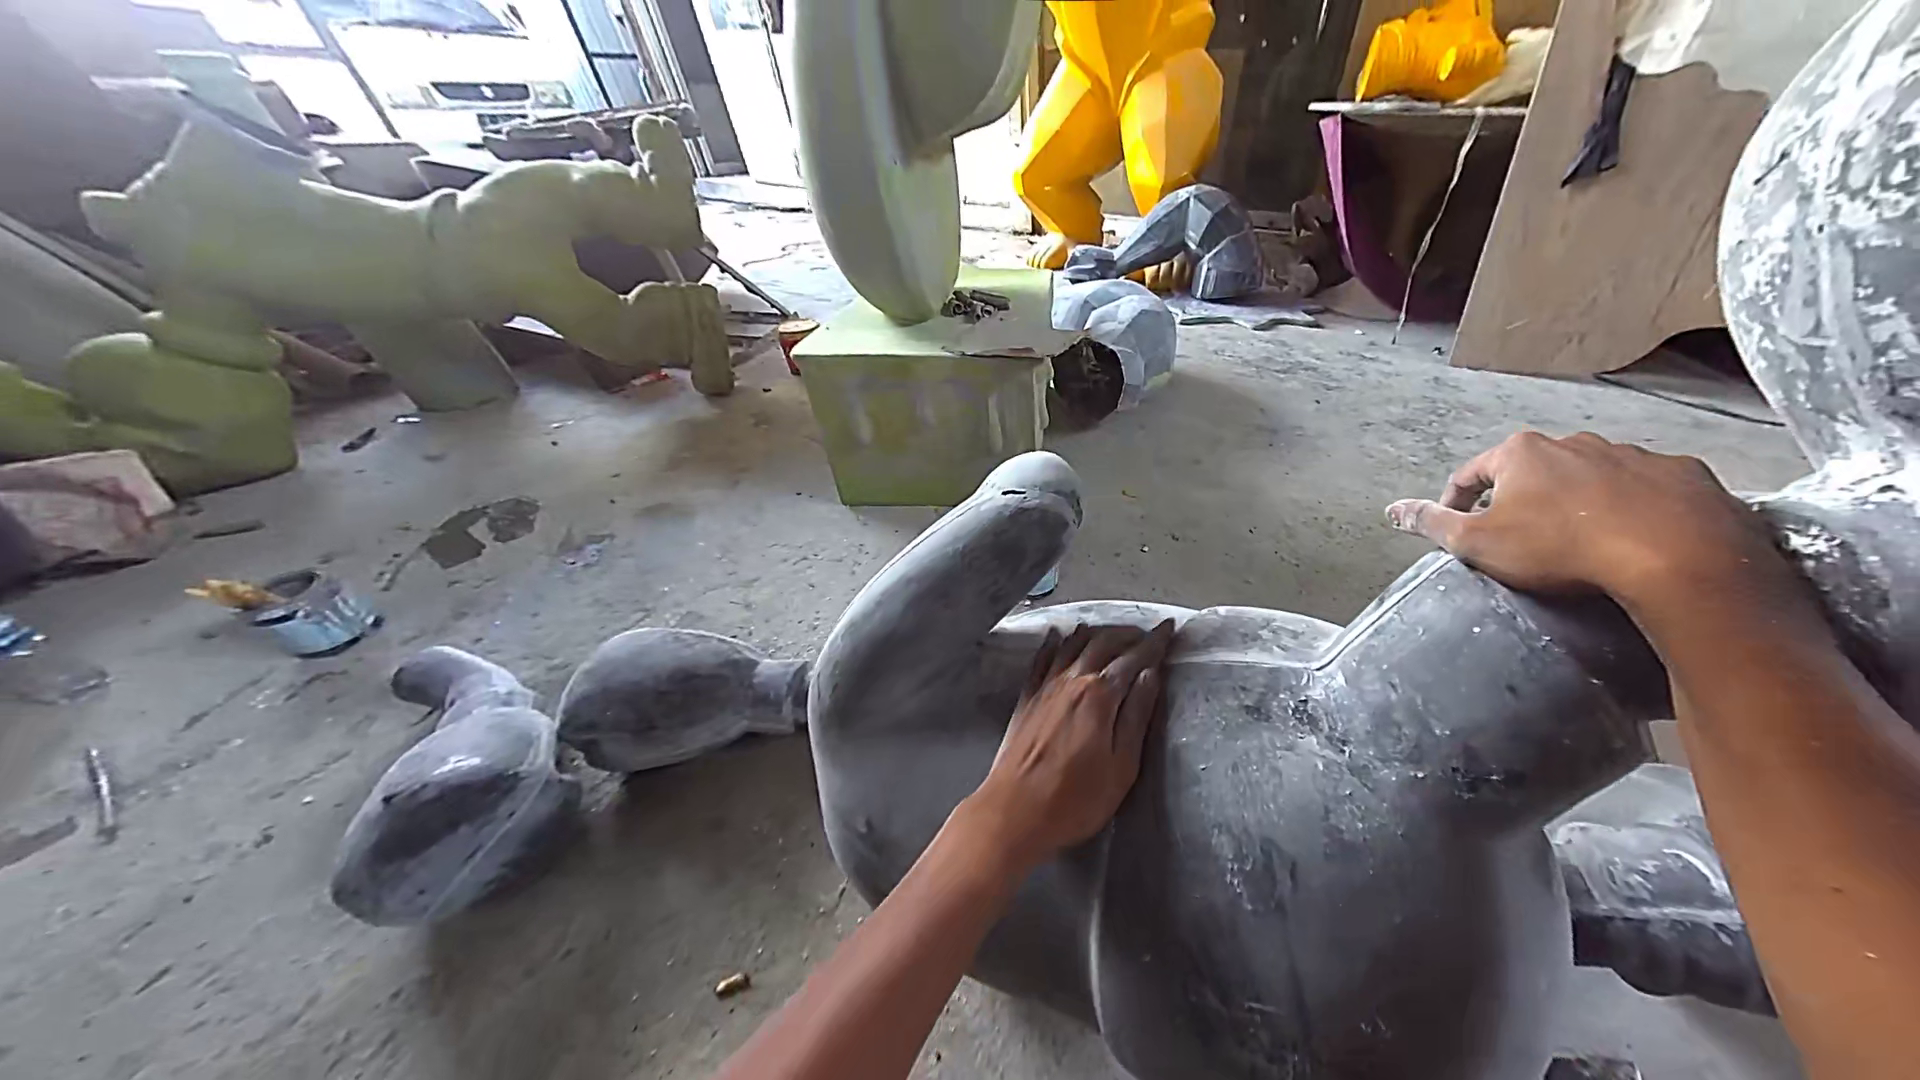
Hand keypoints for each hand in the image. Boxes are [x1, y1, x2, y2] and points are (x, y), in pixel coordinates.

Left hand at [961, 622, 1174, 871]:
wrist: (1015, 810)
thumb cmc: (1075, 798)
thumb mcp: (1122, 765)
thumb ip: (1136, 715)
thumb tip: (1151, 676)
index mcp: (1099, 696)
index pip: (1134, 659)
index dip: (1154, 643)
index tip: (1169, 629)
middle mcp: (1071, 681)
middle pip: (1103, 644)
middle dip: (1127, 634)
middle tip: (1146, 633)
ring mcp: (1045, 687)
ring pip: (1072, 645)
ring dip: (1095, 633)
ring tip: (1111, 631)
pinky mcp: (1026, 698)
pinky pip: (1042, 659)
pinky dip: (1054, 643)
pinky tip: (1057, 636)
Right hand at [1384, 431, 1783, 605]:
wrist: (1676, 559)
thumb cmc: (1560, 548)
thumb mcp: (1476, 543)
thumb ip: (1431, 522)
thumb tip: (1392, 509)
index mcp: (1521, 453)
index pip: (1469, 473)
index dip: (1455, 502)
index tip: (1456, 527)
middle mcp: (1576, 442)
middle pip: (1531, 471)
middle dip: (1518, 499)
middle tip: (1517, 537)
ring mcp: (1636, 454)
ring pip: (1589, 477)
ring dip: (1575, 501)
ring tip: (1577, 541)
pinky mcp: (1688, 475)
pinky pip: (1645, 489)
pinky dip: (1630, 508)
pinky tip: (1630, 538)